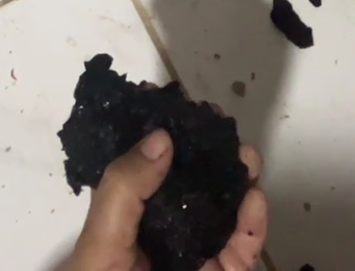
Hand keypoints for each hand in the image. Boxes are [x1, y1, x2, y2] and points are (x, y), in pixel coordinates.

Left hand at [63, 129, 267, 270]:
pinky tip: (254, 199)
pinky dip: (253, 222)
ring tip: (245, 157)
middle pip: (190, 179)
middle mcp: (161, 230)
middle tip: (219, 124)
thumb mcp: (101, 244)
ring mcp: (192, 253)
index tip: (176, 101)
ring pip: (222, 206)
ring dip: (237, 177)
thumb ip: (125, 188)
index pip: (146, 163)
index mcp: (126, 217)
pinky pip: (241, 247)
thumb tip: (162, 136)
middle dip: (209, 148)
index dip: (161, 129)